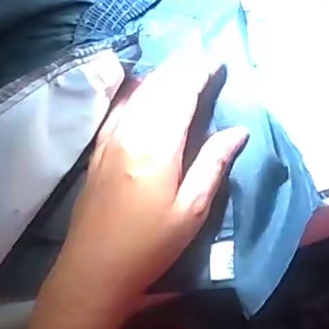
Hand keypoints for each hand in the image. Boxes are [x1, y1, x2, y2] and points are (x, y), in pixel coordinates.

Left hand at [47, 57, 247, 322]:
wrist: (91, 273)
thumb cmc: (148, 246)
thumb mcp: (191, 211)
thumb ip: (213, 164)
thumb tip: (238, 130)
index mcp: (157, 145)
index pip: (181, 93)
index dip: (200, 72)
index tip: (219, 60)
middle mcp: (131, 132)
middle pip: (159, 86)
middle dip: (183, 66)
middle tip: (205, 55)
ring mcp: (111, 138)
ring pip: (140, 92)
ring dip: (163, 74)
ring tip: (183, 63)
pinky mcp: (100, 148)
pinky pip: (122, 106)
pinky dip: (140, 88)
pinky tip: (146, 86)